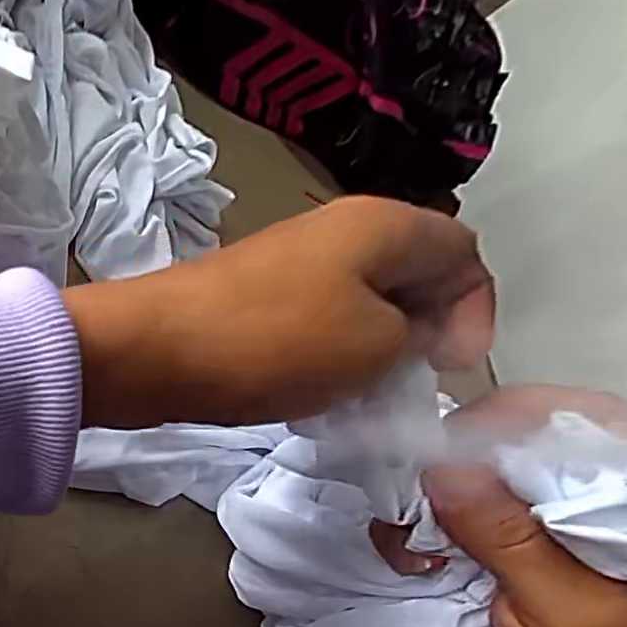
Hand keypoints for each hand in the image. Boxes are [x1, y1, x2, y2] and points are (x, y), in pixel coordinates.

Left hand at [61, 196, 492, 428]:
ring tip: (359, 401)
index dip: (474, 309)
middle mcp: (335, 234)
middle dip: (421, 336)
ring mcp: (288, 268)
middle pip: (409, 280)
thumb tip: (411, 334)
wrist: (152, 351)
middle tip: (405, 388)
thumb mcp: (375, 345)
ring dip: (370, 356)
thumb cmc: (273, 343)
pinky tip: (315, 398)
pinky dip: (326, 362)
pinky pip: (313, 328)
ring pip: (359, 310)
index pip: (461, 252)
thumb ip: (420, 336)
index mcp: (379, 225)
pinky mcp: (253, 302)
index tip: (451, 368)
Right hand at [421, 385, 626, 626]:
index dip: (542, 415)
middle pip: (520, 451)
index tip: (477, 426)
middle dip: (465, 461)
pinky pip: (438, 525)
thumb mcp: (579, 614)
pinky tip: (414, 561)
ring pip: (468, 485)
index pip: (601, 429)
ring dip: (429, 501)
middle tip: (422, 477)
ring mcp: (530, 539)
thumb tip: (446, 468)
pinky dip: (413, 533)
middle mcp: (589, 513)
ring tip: (419, 540)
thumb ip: (514, 539)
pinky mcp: (482, 564)